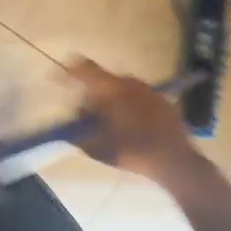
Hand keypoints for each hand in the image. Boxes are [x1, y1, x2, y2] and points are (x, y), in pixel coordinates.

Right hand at [67, 58, 202, 179]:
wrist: (175, 162)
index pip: (84, 69)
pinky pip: (139, 99)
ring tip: (109, 121)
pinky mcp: (164, 102)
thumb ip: (78, 132)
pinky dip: (130, 107)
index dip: (68, 71)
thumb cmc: (131, 151)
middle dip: (92, 94)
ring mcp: (149, 91)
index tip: (56, 77)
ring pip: (122, 89)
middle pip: (104, 81)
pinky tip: (131, 126)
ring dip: (112, 101)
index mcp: (111, 89)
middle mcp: (130, 83)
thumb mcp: (96, 146)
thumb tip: (72, 124)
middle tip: (86, 113)